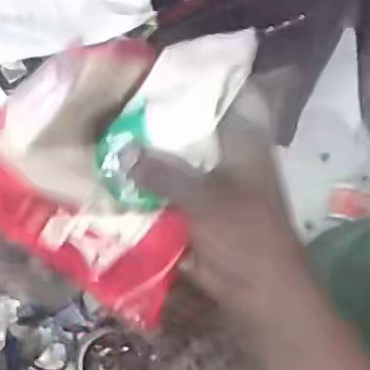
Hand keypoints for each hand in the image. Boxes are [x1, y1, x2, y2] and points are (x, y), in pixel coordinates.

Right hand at [129, 77, 303, 305]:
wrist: (261, 296)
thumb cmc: (246, 239)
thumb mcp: (203, 200)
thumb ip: (162, 174)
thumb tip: (121, 150)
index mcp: (243, 147)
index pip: (224, 100)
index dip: (195, 85)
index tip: (157, 74)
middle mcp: (227, 162)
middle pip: (191, 134)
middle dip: (157, 125)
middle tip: (117, 108)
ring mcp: (210, 191)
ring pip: (174, 167)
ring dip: (147, 160)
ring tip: (108, 140)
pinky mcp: (194, 218)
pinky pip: (164, 198)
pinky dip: (144, 192)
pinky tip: (113, 182)